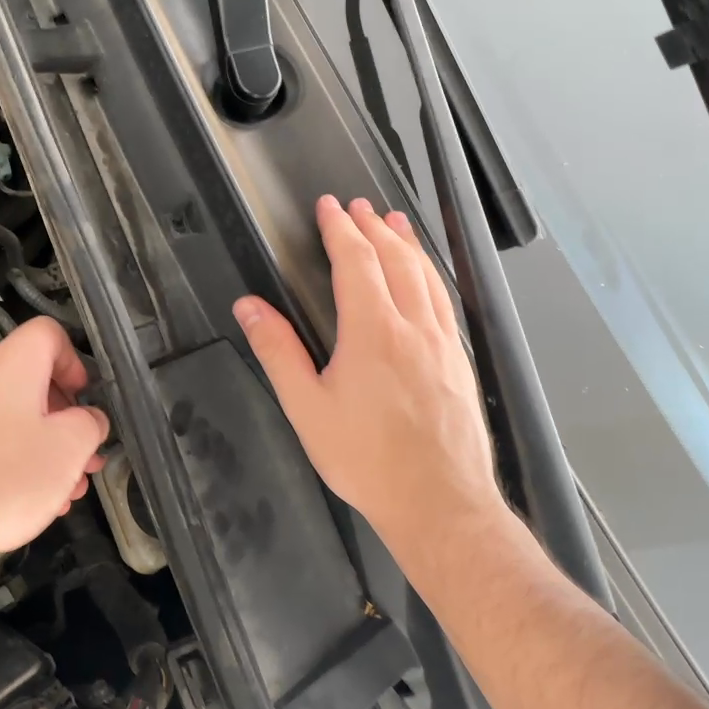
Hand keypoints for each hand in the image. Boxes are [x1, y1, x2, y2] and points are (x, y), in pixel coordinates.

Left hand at [0, 317, 108, 582]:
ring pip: (13, 418)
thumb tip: (88, 419)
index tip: (86, 398)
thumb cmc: (3, 479)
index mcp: (10, 366)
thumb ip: (89, 424)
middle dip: (66, 417)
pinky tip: (32, 503)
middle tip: (87, 455)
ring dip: (45, 448)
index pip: (47, 332)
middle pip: (32, 380)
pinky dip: (16, 463)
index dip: (75, 359)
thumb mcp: (69, 449)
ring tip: (67, 489)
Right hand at [233, 196, 502, 543]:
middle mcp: (413, 328)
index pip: (356, 263)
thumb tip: (249, 307)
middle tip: (358, 205)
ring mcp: (443, 345)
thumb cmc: (366, 459)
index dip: (340, 229)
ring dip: (407, 244)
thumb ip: (277, 351)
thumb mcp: (306, 407)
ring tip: (395, 222)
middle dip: (374, 227)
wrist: (441, 503)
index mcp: (372, 333)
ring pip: (427, 277)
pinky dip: (430, 275)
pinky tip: (427, 278)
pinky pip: (445, 301)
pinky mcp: (460, 363)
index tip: (329, 206)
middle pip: (396, 260)